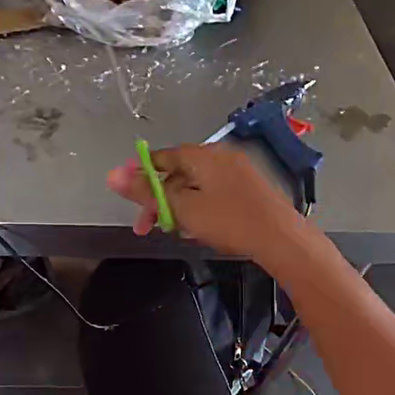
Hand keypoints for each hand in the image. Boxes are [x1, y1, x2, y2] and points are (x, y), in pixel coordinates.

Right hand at [106, 143, 306, 260]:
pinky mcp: (249, 188)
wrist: (282, 239)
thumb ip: (147, 192)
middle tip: (147, 226)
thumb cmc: (230, 221)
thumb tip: (112, 174)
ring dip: (178, 206)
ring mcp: (237, 171)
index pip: (161, 157)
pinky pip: (214, 192)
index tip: (129, 198)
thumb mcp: (182, 208)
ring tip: (175, 230)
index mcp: (202, 155)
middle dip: (159, 199)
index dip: (141, 175)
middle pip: (177, 172)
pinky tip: (200, 229)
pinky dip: (200, 207)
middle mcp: (220, 156)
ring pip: (195, 185)